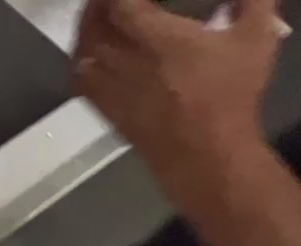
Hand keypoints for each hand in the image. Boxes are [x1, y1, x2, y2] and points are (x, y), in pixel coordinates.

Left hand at [74, 0, 283, 165]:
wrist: (196, 144)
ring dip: (84, 28)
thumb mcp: (255, 34)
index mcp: (158, 39)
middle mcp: (122, 61)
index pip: (123, 7)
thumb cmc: (228, 89)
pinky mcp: (99, 105)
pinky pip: (78, 76)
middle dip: (96, 5)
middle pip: (94, 26)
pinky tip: (87, 49)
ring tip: (95, 13)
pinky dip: (79, 55)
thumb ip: (251, 0)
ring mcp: (105, 85)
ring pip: (82, 51)